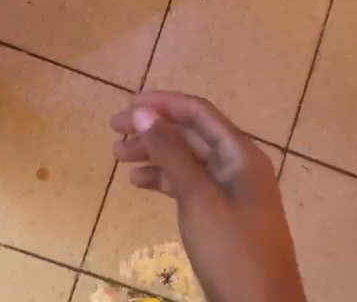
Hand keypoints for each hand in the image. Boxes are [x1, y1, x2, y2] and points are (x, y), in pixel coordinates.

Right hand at [112, 92, 305, 301]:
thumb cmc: (233, 253)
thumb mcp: (198, 198)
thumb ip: (170, 151)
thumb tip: (144, 112)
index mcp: (241, 155)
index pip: (198, 113)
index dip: (163, 103)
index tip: (128, 106)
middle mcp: (237, 167)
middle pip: (190, 133)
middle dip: (152, 129)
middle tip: (114, 130)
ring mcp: (230, 193)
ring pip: (186, 158)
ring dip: (153, 153)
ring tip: (118, 157)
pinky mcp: (221, 216)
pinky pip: (188, 183)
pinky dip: (163, 179)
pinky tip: (138, 182)